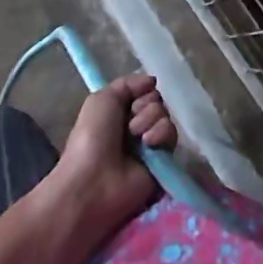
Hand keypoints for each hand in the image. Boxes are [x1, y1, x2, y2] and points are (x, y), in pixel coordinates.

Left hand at [41, 74, 177, 233]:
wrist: (92, 181)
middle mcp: (136, 127)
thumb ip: (127, 83)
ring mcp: (150, 144)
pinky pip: (172, 134)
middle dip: (145, 107)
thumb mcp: (101, 100)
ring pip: (165, 116)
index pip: (144, 92)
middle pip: (157, 102)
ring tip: (137, 136)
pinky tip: (148, 144)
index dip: (139, 93)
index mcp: (120, 114)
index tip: (129, 102)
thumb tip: (152, 82)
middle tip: (130, 123)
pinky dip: (161, 134)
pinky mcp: (163, 160)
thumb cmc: (91, 139)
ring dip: (151, 120)